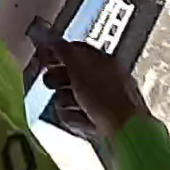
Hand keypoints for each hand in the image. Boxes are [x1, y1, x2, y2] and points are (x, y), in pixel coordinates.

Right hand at [36, 40, 151, 141]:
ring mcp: (103, 104)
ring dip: (64, 100)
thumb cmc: (105, 94)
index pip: (74, 49)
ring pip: (70, 95)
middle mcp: (105, 80)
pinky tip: (78, 119)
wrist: (127, 135)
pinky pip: (76, 116)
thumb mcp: (78, 64)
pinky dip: (73, 118)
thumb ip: (61, 48)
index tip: (42, 56)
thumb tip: (47, 35)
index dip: (56, 51)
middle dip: (57, 78)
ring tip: (69, 104)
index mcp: (104, 61)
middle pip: (70, 74)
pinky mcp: (99, 125)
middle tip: (51, 82)